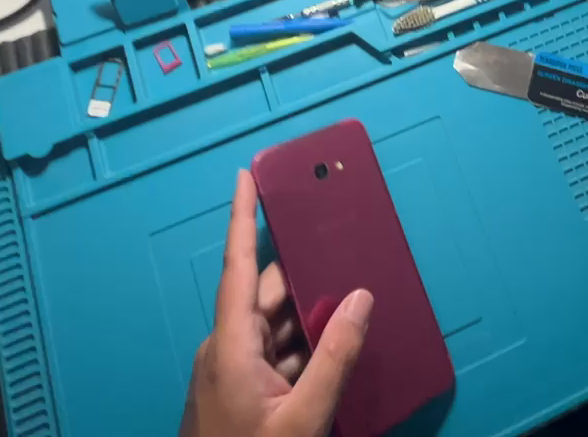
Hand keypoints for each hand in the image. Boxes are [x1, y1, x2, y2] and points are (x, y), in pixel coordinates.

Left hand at [181, 170, 373, 436]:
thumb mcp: (303, 420)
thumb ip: (336, 357)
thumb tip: (361, 296)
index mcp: (231, 344)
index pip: (238, 265)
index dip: (242, 217)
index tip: (245, 175)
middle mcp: (226, 348)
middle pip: (267, 296)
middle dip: (306, 281)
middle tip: (345, 261)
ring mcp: (230, 372)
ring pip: (274, 326)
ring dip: (308, 319)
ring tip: (348, 306)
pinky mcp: (238, 391)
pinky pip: (274, 352)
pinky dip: (302, 347)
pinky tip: (333, 349)